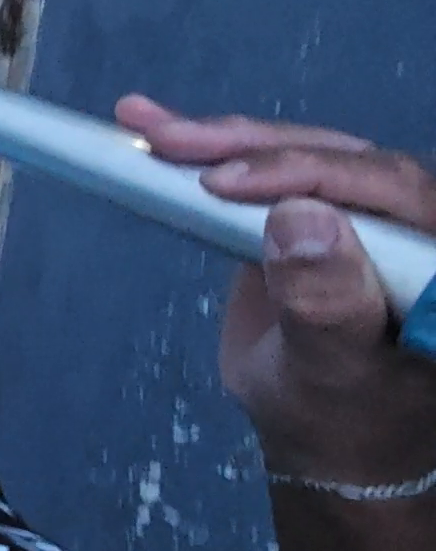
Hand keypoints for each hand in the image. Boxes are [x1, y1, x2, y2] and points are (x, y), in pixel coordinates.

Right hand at [116, 94, 435, 485]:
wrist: (322, 426)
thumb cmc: (338, 411)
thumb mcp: (330, 369)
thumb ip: (327, 303)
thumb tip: (300, 217)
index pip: (391, 190)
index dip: (305, 172)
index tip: (216, 182)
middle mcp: (418, 226)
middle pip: (342, 158)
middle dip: (248, 144)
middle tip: (164, 140)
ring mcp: (367, 216)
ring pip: (299, 152)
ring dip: (218, 137)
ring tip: (143, 124)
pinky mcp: (313, 215)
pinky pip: (267, 169)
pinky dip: (207, 148)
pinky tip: (153, 131)